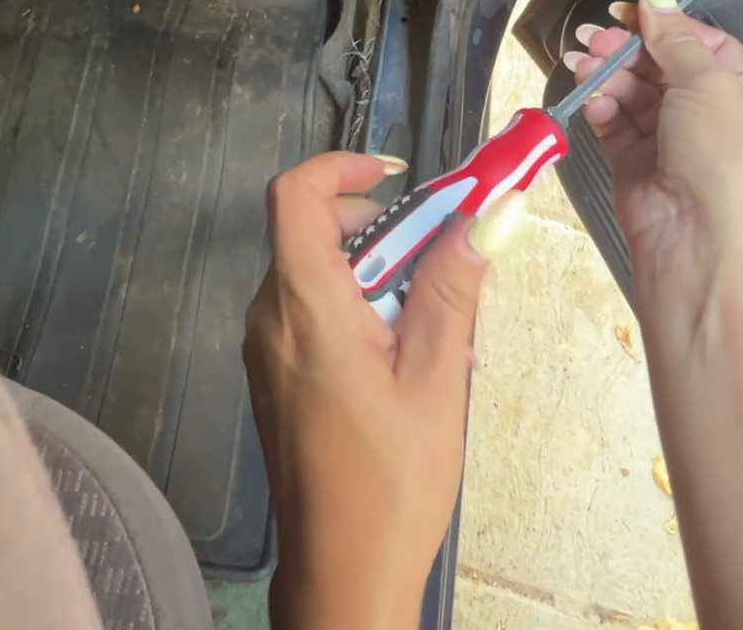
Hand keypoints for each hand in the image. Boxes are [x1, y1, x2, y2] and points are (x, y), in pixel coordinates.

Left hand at [244, 152, 488, 629]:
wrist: (340, 574)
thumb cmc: (389, 485)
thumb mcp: (435, 381)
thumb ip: (450, 291)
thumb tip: (477, 222)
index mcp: (306, 309)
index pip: (293, 196)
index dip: (339, 167)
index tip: (393, 176)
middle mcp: (271, 317)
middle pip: (313, 231)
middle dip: (380, 230)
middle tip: (437, 262)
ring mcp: (265, 346)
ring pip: (317, 271)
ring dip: (375, 274)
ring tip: (429, 326)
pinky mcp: (273, 370)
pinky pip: (311, 309)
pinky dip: (355, 305)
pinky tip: (399, 355)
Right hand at [562, 0, 742, 319]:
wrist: (699, 242)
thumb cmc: (722, 158)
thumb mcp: (710, 85)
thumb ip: (675, 40)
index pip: (703, 44)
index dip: (665, 24)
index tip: (626, 10)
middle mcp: (709, 116)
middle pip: (662, 67)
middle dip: (627, 50)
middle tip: (592, 38)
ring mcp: (670, 141)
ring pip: (633, 95)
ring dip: (607, 76)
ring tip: (580, 64)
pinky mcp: (636, 163)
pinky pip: (616, 125)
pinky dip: (602, 109)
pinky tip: (591, 100)